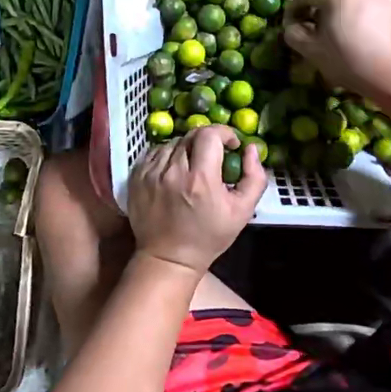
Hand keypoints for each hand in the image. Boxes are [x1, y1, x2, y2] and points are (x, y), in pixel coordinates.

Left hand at [126, 126, 265, 273]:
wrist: (168, 258)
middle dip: (207, 140)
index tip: (231, 144)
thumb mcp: (242, 212)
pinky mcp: (136, 177)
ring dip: (187, 148)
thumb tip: (250, 148)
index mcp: (200, 180)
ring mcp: (151, 173)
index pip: (209, 135)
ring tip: (193, 165)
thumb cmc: (208, 237)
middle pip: (190, 136)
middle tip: (214, 154)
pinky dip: (168, 155)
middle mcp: (173, 172)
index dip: (223, 133)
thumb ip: (253, 177)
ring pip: (172, 143)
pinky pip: (155, 153)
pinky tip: (174, 170)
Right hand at [283, 0, 390, 102]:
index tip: (292, 24)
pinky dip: (360, 10)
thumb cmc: (351, 63)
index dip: (294, 8)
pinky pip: (370, 2)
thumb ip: (294, 34)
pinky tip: (362, 32)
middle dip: (317, 2)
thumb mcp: (313, 52)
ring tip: (339, 28)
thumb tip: (292, 25)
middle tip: (314, 24)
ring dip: (339, 5)